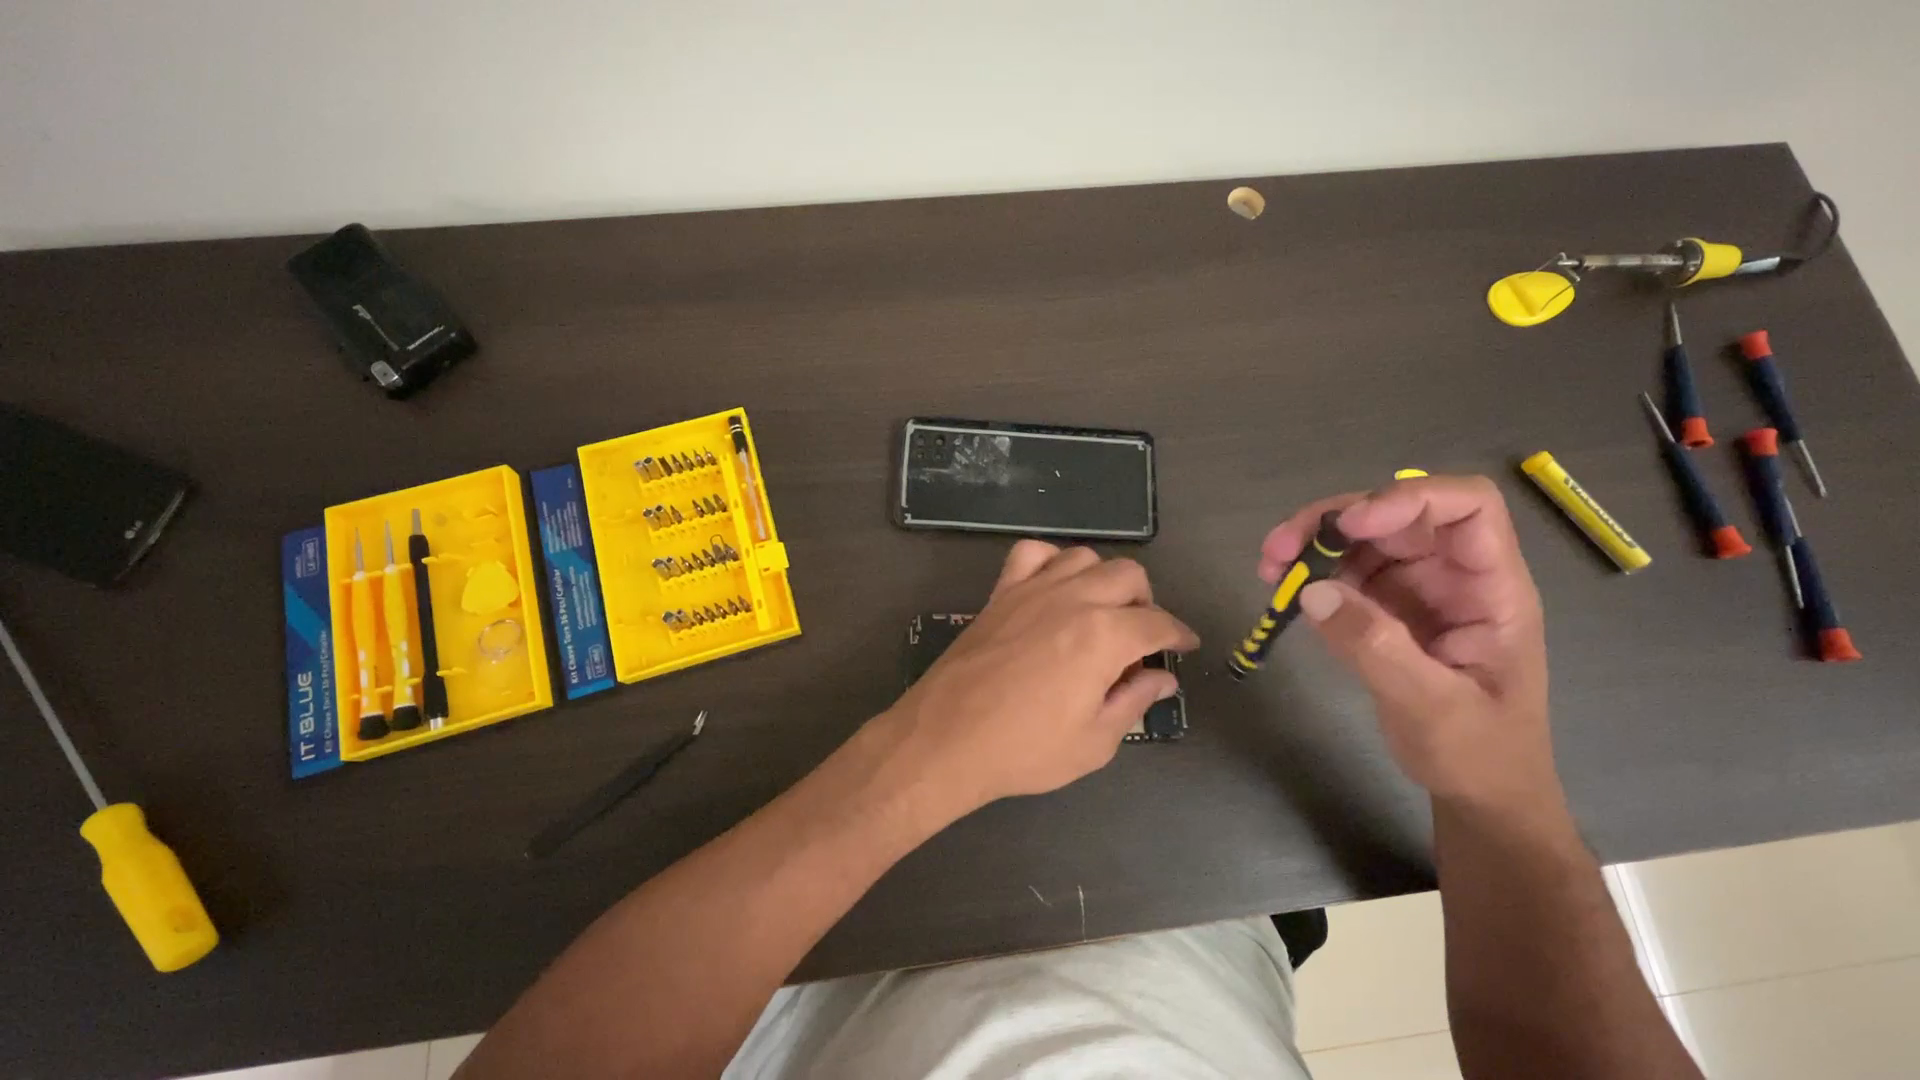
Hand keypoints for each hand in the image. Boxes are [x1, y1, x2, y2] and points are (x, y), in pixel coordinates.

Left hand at [884, 541, 1198, 813]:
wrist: (946, 739)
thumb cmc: (1025, 750)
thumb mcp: (1095, 741)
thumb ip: (1134, 701)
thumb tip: (1163, 679)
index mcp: (1105, 636)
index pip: (1158, 622)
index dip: (1178, 634)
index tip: (1185, 645)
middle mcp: (1073, 599)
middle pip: (1128, 575)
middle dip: (1146, 602)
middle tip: (1140, 639)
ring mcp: (1033, 590)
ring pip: (1084, 557)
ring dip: (1103, 579)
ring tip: (1101, 612)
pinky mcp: (1000, 593)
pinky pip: (1031, 553)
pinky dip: (1052, 562)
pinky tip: (1055, 588)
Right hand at [1258, 475, 1554, 806]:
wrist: (1481, 797)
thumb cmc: (1478, 754)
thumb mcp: (1432, 707)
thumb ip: (1376, 647)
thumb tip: (1312, 590)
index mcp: (1492, 589)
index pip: (1467, 508)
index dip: (1408, 500)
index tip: (1349, 526)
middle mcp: (1455, 577)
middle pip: (1398, 516)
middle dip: (1336, 521)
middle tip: (1279, 549)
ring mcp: (1420, 592)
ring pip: (1366, 540)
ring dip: (1314, 544)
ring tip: (1269, 568)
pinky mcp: (1389, 612)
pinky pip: (1348, 575)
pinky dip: (1312, 575)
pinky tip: (1283, 593)